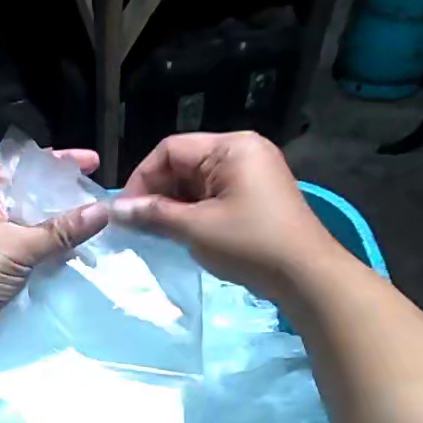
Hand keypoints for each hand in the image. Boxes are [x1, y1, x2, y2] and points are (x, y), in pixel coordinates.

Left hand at [0, 149, 110, 362]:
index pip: (27, 166)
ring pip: (37, 223)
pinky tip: (79, 251)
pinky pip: (35, 247)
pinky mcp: (2, 264)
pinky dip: (55, 247)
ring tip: (97, 223)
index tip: (94, 163)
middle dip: (66, 196)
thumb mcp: (18, 246)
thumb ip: (61, 230)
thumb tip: (104, 210)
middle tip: (100, 198)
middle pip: (35, 195)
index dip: (60, 161)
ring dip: (63, 225)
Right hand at [112, 132, 349, 299]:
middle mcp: (243, 151)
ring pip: (199, 183)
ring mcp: (253, 174)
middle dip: (158, 194)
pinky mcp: (258, 197)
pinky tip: (183, 235)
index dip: (142, 178)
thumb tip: (115, 210)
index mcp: (231, 146)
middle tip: (138, 227)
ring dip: (175, 207)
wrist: (306, 276)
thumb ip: (154, 215)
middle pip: (185, 164)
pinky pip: (216, 196)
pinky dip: (196, 213)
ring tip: (157, 234)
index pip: (170, 149)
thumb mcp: (196, 229)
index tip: (125, 212)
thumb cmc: (250, 245)